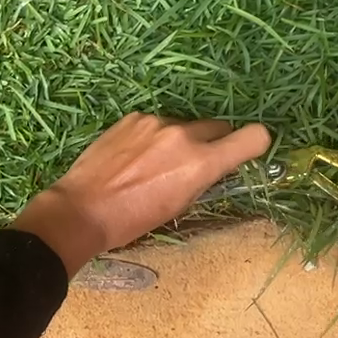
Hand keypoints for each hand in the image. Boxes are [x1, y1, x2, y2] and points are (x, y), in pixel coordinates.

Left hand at [14, 113, 271, 276]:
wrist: (81, 209)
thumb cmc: (132, 220)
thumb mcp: (178, 206)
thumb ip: (202, 178)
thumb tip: (212, 165)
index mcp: (201, 162)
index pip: (253, 136)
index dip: (256, 144)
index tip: (246, 153)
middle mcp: (183, 134)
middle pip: (219, 127)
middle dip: (215, 143)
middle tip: (196, 164)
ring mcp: (155, 122)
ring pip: (185, 126)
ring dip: (180, 140)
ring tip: (154, 165)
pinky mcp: (133, 118)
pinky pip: (156, 124)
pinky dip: (153, 137)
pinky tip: (133, 158)